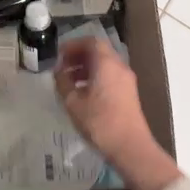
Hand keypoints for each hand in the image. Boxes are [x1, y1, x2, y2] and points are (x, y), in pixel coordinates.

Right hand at [55, 37, 180, 189]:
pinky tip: (83, 94)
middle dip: (78, 56)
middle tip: (62, 67)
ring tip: (69, 81)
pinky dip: (95, 77)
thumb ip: (63, 83)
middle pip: (98, 51)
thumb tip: (58, 72)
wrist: (131, 147)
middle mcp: (119, 66)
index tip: (59, 55)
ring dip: (86, 68)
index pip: (91, 42)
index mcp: (106, 63)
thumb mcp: (73, 103)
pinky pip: (110, 76)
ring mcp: (126, 80)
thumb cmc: (100, 122)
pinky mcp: (129, 93)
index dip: (73, 45)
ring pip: (105, 64)